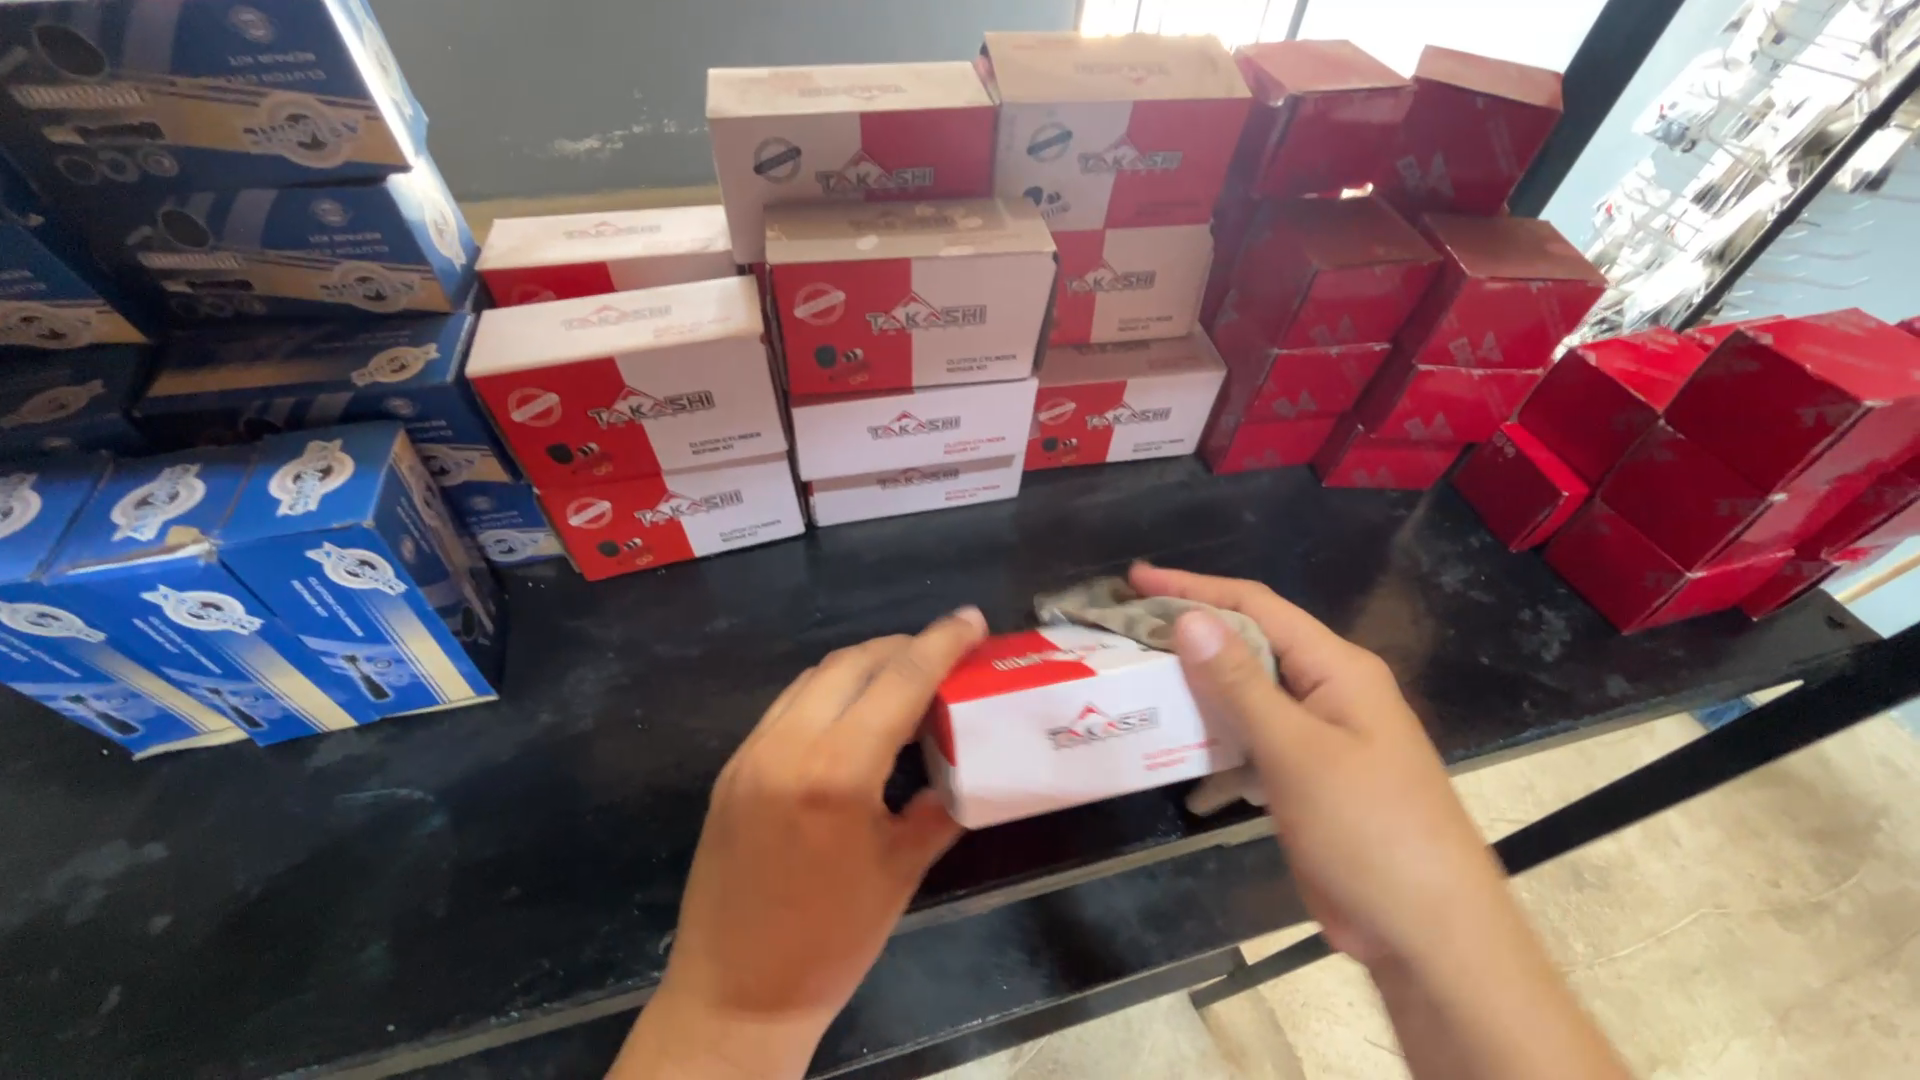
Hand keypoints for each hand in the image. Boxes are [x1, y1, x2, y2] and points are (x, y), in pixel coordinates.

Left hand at [611, 608, 987, 1078]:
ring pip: (816, 677)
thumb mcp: (902, 870)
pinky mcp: (733, 768)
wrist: (736, 993)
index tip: (972, 620)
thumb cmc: (833, 941)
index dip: (941, 643)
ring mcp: (752, 753)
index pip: (899, 681)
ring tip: (905, 679)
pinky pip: (788, 706)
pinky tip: (853, 714)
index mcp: (838, 772)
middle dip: (904, 647)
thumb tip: (964, 766)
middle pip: (854, 663)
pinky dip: (828, 692)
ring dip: (864, 666)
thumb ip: (939, 806)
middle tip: (945, 654)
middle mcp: (788, 745)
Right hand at [1130, 566, 1631, 1078]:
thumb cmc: (1368, 830)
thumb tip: (1190, 618)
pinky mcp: (1309, 778)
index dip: (1194, 588)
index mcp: (1337, 669)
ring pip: (1247, 697)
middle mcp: (1329, 691)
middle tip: (1128, 634)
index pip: (1256, 607)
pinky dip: (1218, 747)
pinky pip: (1253, 743)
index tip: (1136, 580)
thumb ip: (1239, 683)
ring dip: (1199, 694)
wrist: (1429, 933)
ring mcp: (1320, 736)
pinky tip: (1183, 767)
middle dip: (1190, 638)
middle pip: (1249, 646)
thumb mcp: (1296, 752)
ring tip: (1142, 687)